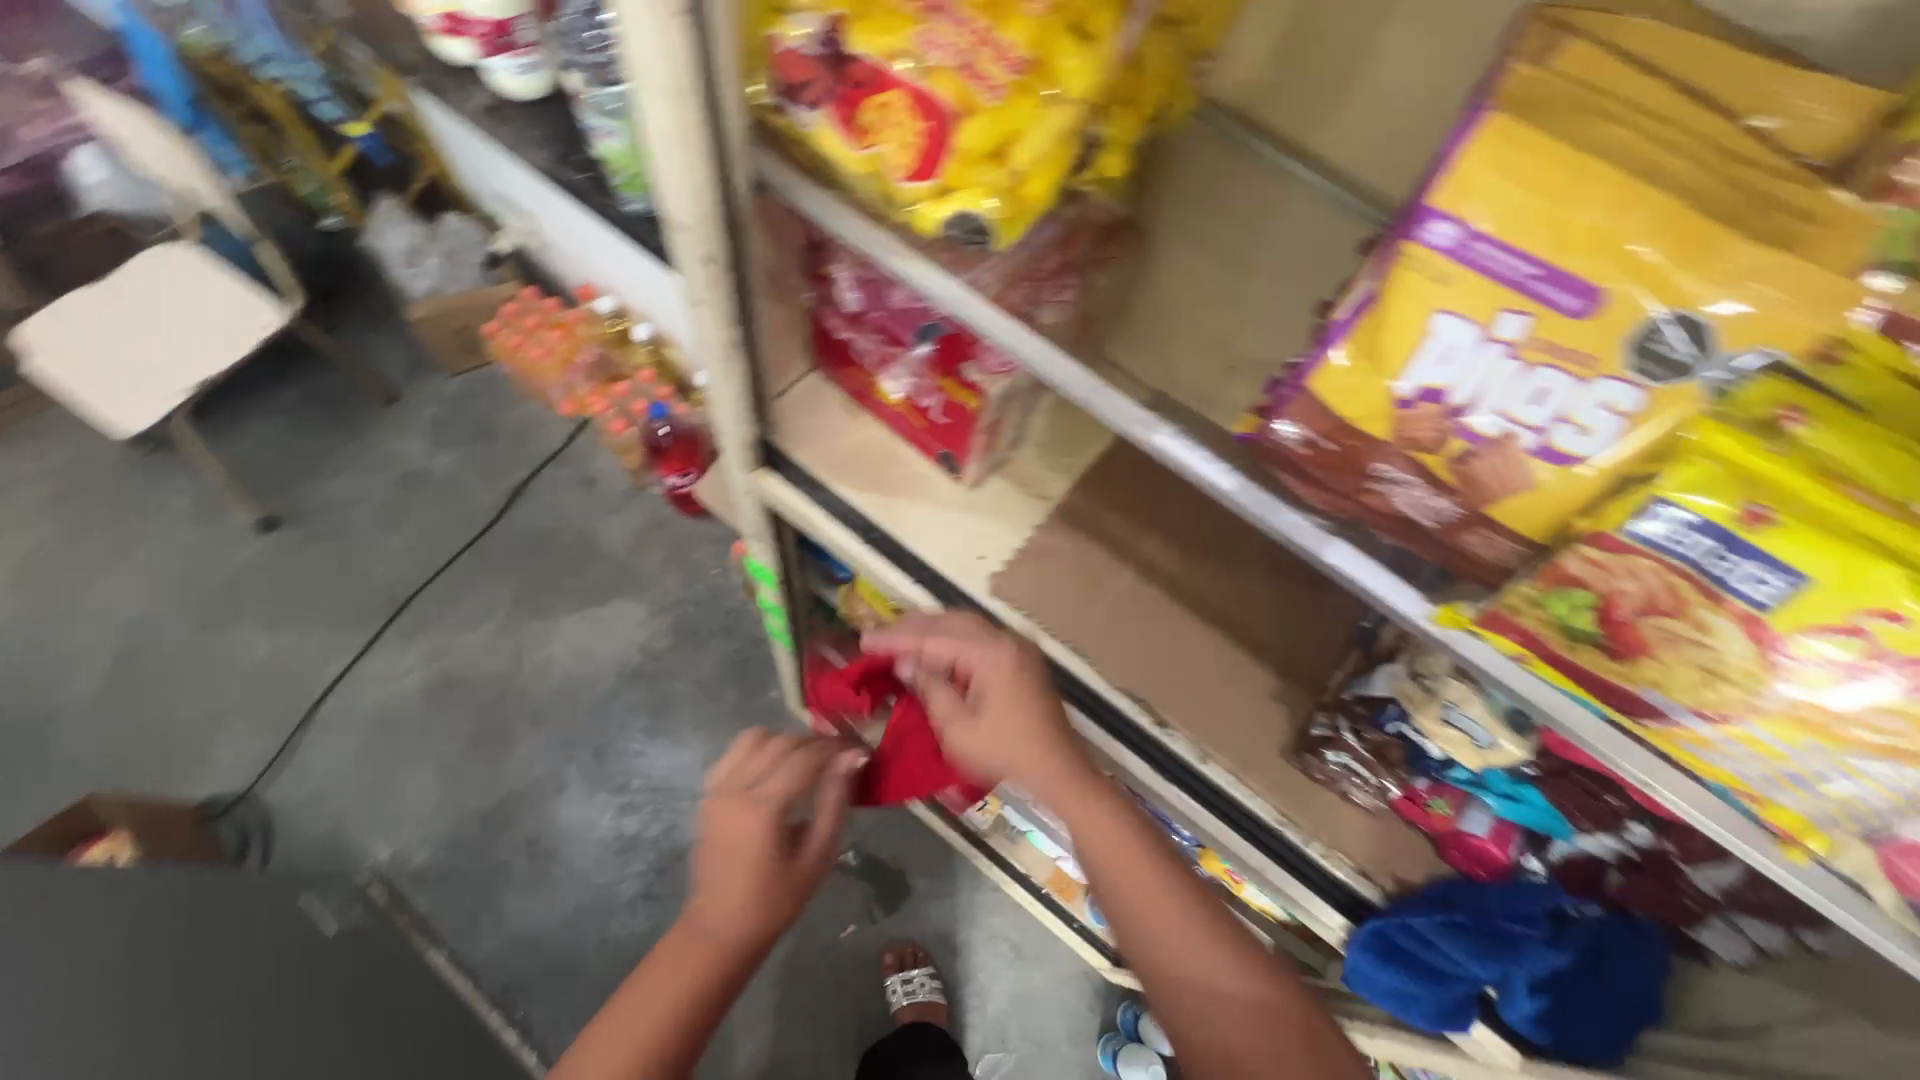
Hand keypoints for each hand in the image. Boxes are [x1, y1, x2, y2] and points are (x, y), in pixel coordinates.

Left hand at [682, 729, 866, 952]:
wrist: (720, 927)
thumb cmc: (776, 901)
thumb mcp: (817, 856)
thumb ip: (835, 802)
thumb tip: (854, 758)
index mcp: (763, 809)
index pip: (806, 757)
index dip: (836, 748)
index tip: (860, 750)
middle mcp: (735, 789)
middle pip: (781, 741)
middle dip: (814, 742)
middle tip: (840, 755)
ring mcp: (716, 788)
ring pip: (754, 737)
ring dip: (785, 740)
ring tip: (807, 760)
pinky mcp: (707, 793)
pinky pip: (735, 752)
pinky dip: (759, 749)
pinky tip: (776, 768)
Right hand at [862, 612, 1097, 801]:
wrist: (1059, 772)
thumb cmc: (1005, 754)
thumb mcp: (957, 729)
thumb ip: (930, 688)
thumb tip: (906, 662)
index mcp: (991, 653)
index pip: (933, 638)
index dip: (896, 639)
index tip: (864, 640)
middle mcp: (1007, 639)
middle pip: (951, 621)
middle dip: (912, 627)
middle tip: (878, 636)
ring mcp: (1018, 647)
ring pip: (967, 625)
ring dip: (932, 630)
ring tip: (899, 639)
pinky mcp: (1022, 660)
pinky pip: (981, 637)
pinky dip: (953, 639)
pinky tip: (934, 650)